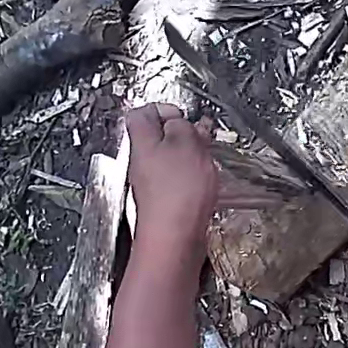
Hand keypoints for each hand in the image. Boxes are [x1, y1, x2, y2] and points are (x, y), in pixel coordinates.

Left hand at [125, 103, 217, 247]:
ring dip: (191, 156)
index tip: (182, 115)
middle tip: (201, 137)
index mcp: (141, 142)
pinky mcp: (165, 201)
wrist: (174, 238)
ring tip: (207, 160)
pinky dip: (192, 176)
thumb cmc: (178, 191)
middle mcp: (142, 162)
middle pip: (158, 137)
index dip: (162, 109)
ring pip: (171, 158)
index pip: (140, 113)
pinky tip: (205, 182)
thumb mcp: (186, 144)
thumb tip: (179, 123)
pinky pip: (178, 180)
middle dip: (183, 134)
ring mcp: (152, 183)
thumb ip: (182, 126)